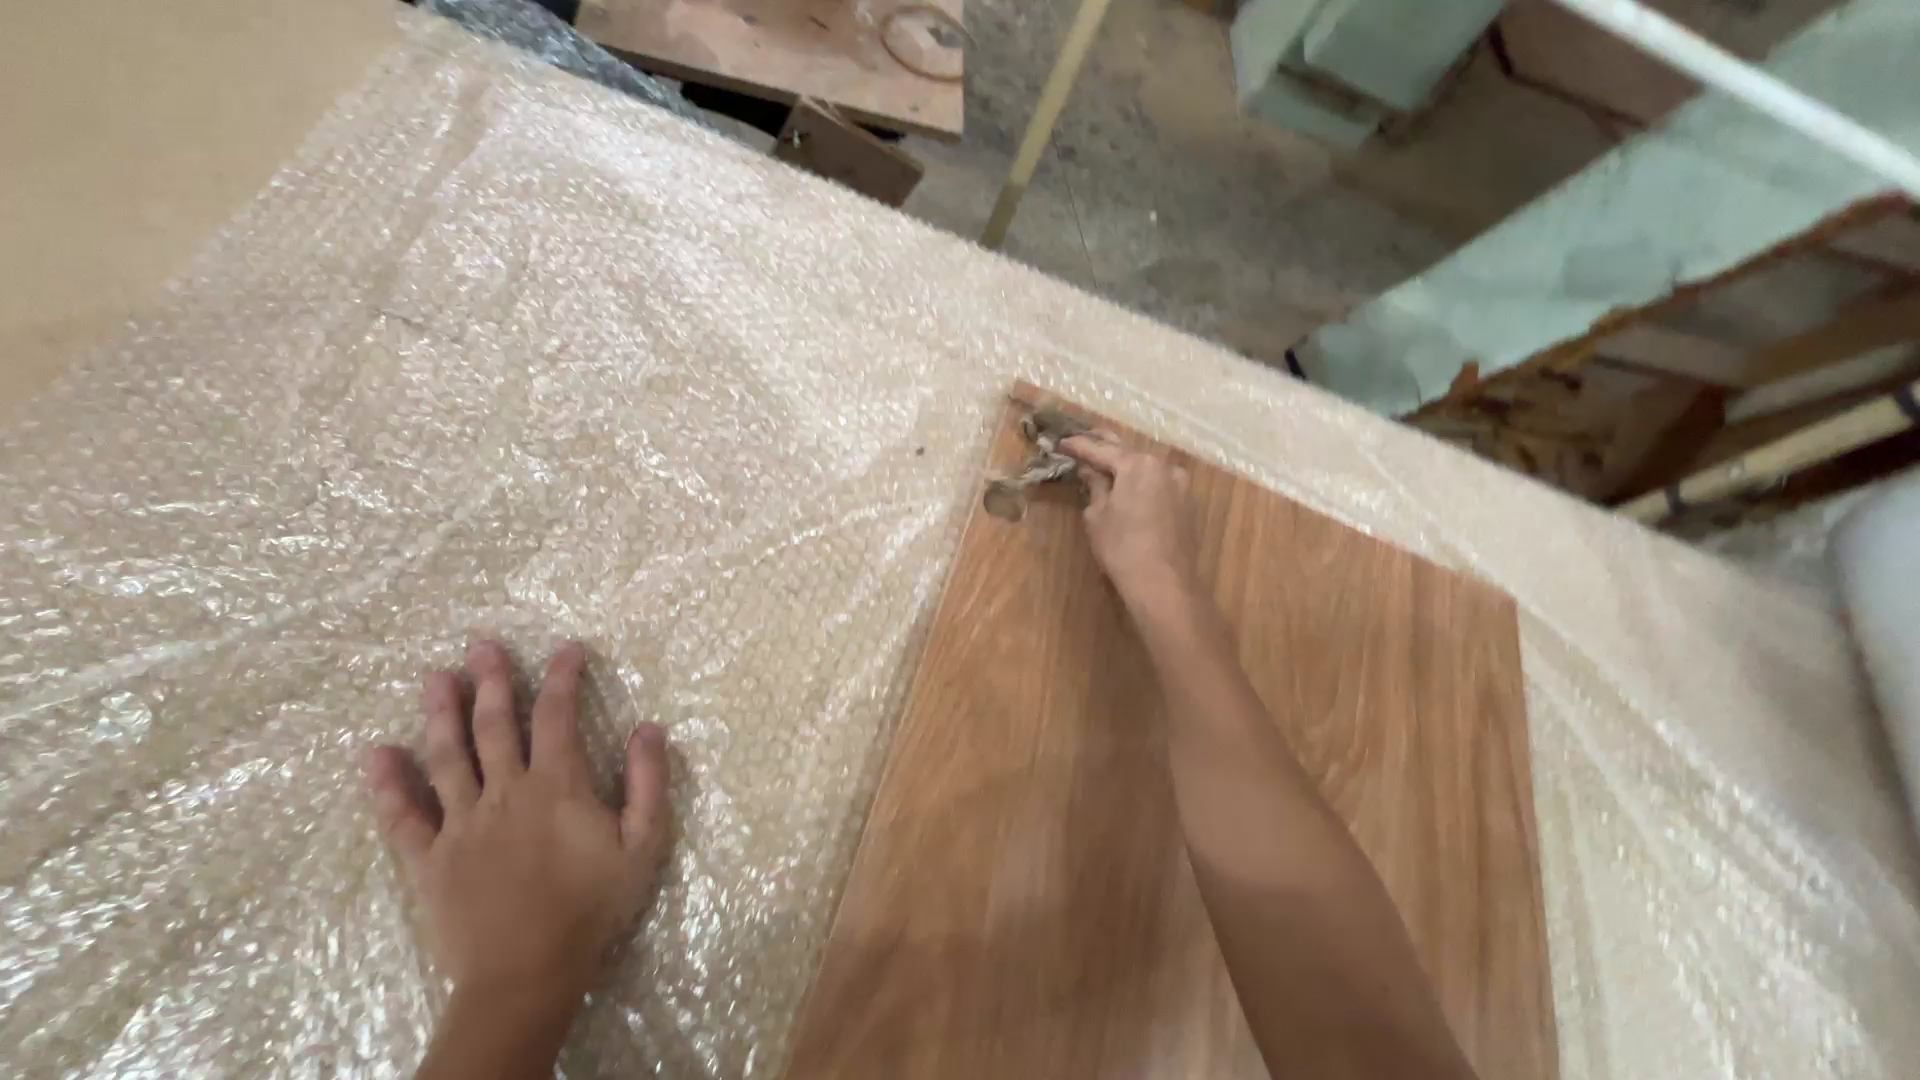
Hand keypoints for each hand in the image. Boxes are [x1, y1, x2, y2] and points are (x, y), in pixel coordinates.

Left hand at [363, 640, 671, 1008]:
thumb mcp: (643, 844)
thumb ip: (648, 783)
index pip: (558, 717)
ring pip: (446, 757)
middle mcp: (504, 792)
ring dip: (439, 713)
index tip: (567, 648)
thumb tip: (648, 728)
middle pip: (494, 725)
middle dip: (492, 680)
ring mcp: (460, 824)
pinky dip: (386, 785)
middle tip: (481, 643)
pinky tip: (374, 754)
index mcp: (557, 786)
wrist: (526, 974)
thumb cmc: (592, 907)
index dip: (563, 678)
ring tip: (434, 676)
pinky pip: (401, 817)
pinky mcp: (428, 860)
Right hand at [1060, 432, 1199, 607]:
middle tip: (1082, 440)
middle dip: (1104, 446)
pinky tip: (1126, 483)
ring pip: (1145, 465)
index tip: (1061, 442)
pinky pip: (1157, 481)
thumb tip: (1090, 471)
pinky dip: (1140, 478)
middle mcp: (1162, 465)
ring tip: (1102, 461)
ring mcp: (1179, 482)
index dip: (1079, 445)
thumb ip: (1095, 486)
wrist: (1163, 582)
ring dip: (1124, 462)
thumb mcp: (1097, 515)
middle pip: (1127, 450)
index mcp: (1137, 464)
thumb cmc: (1122, 547)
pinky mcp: (1186, 500)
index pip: (1101, 449)